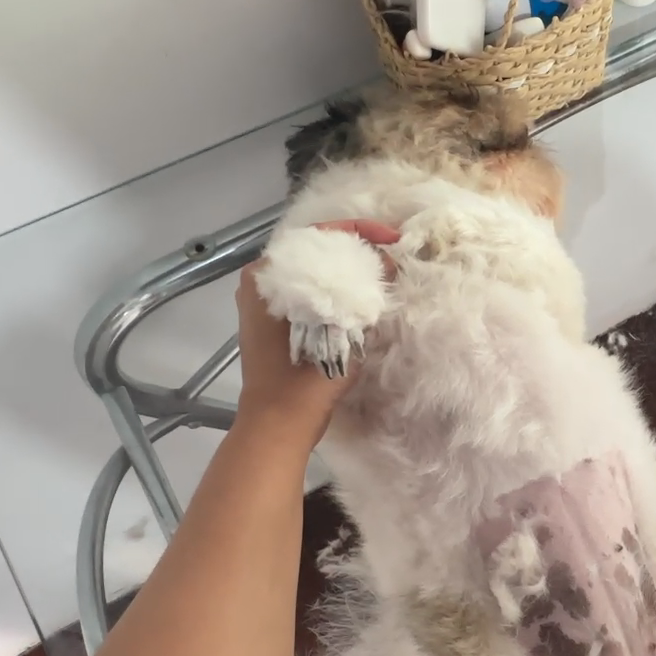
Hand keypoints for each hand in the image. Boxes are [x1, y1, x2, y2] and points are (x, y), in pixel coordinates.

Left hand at [232, 220, 398, 454]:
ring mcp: (265, 302)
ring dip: (347, 271)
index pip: (319, 235)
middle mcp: (261, 281)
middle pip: (316, 250)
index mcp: (268, 275)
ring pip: (314, 272)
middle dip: (356, 250)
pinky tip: (361, 300)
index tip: (394, 239)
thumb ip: (363, 292)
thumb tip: (387, 263)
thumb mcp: (343, 331)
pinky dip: (336, 290)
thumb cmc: (305, 381)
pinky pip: (310, 292)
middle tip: (392, 257)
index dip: (361, 232)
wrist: (279, 423)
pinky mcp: (275, 322)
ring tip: (382, 275)